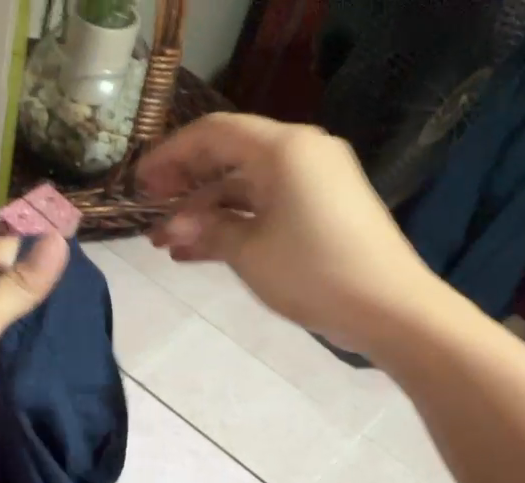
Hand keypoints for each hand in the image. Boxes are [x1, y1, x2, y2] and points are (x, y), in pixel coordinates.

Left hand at [0, 233, 68, 470]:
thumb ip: (19, 284)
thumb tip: (60, 238)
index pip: (13, 252)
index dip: (48, 257)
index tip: (91, 274)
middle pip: (17, 294)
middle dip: (52, 303)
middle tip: (98, 314)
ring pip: (16, 335)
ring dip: (43, 340)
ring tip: (90, 342)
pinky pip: (10, 368)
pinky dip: (29, 370)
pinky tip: (64, 372)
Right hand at [138, 113, 445, 355]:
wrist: (386, 305)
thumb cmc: (312, 271)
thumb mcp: (248, 252)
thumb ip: (207, 230)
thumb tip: (174, 225)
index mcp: (282, 149)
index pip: (213, 133)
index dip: (170, 155)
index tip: (138, 184)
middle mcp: (299, 153)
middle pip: (228, 156)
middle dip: (185, 185)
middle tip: (150, 213)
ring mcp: (312, 181)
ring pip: (244, 186)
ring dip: (203, 211)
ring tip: (167, 243)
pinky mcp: (319, 209)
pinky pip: (264, 206)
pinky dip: (231, 223)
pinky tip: (197, 251)